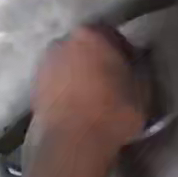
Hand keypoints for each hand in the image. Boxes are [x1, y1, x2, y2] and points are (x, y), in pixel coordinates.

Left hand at [30, 26, 146, 160]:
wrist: (74, 141)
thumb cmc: (114, 111)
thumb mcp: (143, 91)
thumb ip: (140, 71)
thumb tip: (137, 66)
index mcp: (92, 35)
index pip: (113, 35)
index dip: (125, 52)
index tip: (131, 69)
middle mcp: (64, 41)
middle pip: (86, 47)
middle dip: (99, 60)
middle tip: (113, 81)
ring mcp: (45, 64)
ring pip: (70, 64)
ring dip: (81, 75)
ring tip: (94, 97)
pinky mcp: (34, 87)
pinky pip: (58, 82)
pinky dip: (67, 90)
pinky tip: (79, 107)